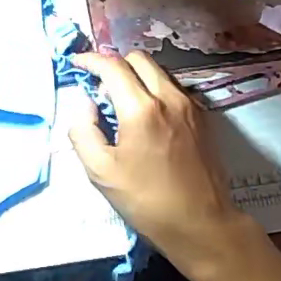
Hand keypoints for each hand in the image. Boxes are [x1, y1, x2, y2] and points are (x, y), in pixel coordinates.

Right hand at [68, 51, 273, 280]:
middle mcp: (170, 97)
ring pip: (160, 71)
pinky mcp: (203, 116)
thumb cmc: (146, 200)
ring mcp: (190, 104)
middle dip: (116, 64)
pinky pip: (175, 88)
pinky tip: (150, 116)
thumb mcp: (101, 172)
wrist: (200, 221)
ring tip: (124, 102)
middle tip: (101, 87)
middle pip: (139, 59)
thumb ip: (84, 131)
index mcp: (142, 109)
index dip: (91, 60)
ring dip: (138, 76)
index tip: (78, 63)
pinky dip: (157, 90)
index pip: (113, 66)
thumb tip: (86, 104)